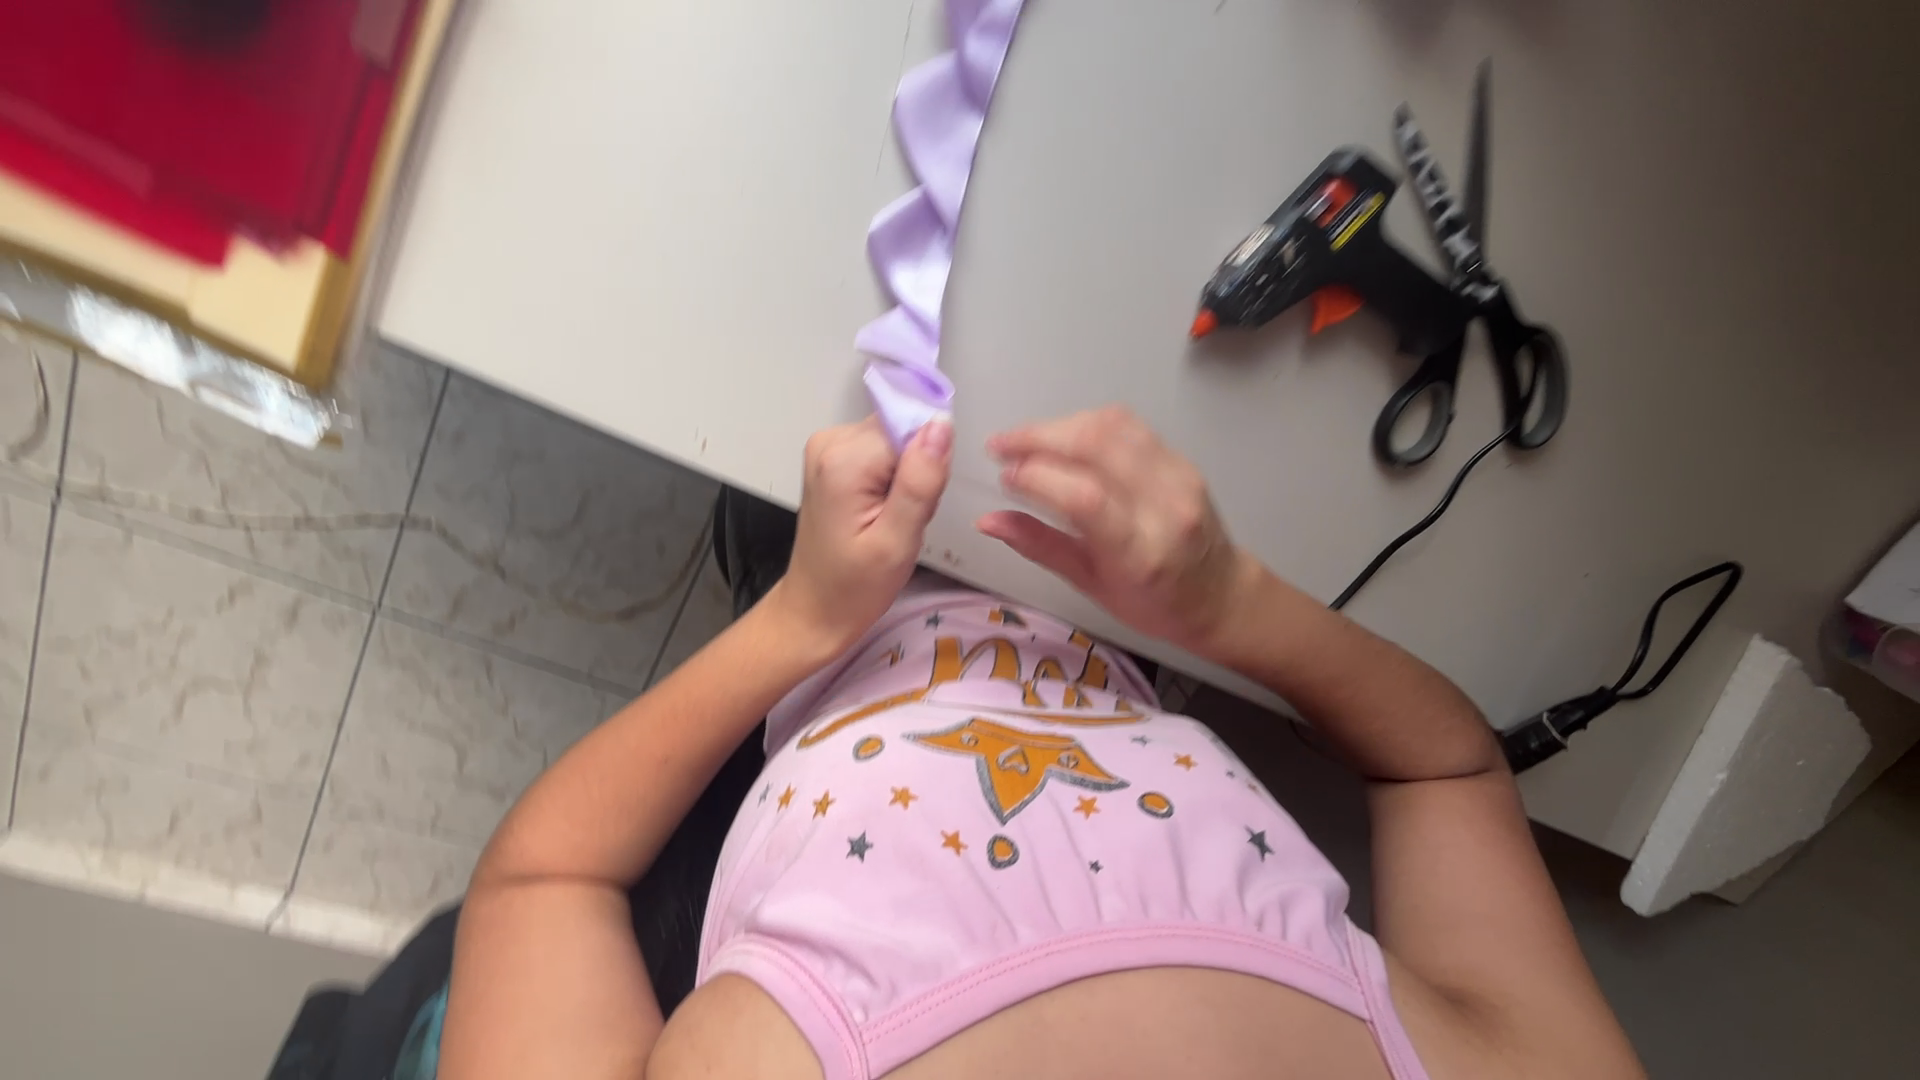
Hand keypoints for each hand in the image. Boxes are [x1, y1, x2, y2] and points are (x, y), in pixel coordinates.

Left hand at [770, 416, 951, 651]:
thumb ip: (921, 481)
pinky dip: (893, 480)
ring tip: (892, 520)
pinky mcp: (834, 457)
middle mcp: (831, 441)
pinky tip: (883, 512)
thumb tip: (941, 424)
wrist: (815, 609)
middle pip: (903, 432)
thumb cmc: (855, 587)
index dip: (927, 466)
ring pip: (898, 441)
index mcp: (844, 460)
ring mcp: (829, 446)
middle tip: (904, 519)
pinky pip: (884, 451)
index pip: (912, 430)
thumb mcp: (897, 542)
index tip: (916, 505)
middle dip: (917, 472)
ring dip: (907, 478)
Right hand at [978, 407, 1252, 651]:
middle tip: (999, 447)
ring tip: (1024, 441)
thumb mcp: (1090, 586)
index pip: (1083, 497)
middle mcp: (1163, 506)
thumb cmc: (1152, 605)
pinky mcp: (1183, 459)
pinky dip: (1086, 425)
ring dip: (1060, 425)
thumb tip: (986, 520)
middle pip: (1096, 445)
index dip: (1036, 477)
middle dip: (1039, 437)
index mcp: (1139, 552)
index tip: (1002, 477)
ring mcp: (1178, 476)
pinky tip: (1062, 439)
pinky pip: (1128, 427)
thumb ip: (1040, 546)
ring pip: (1112, 425)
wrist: (1222, 596)